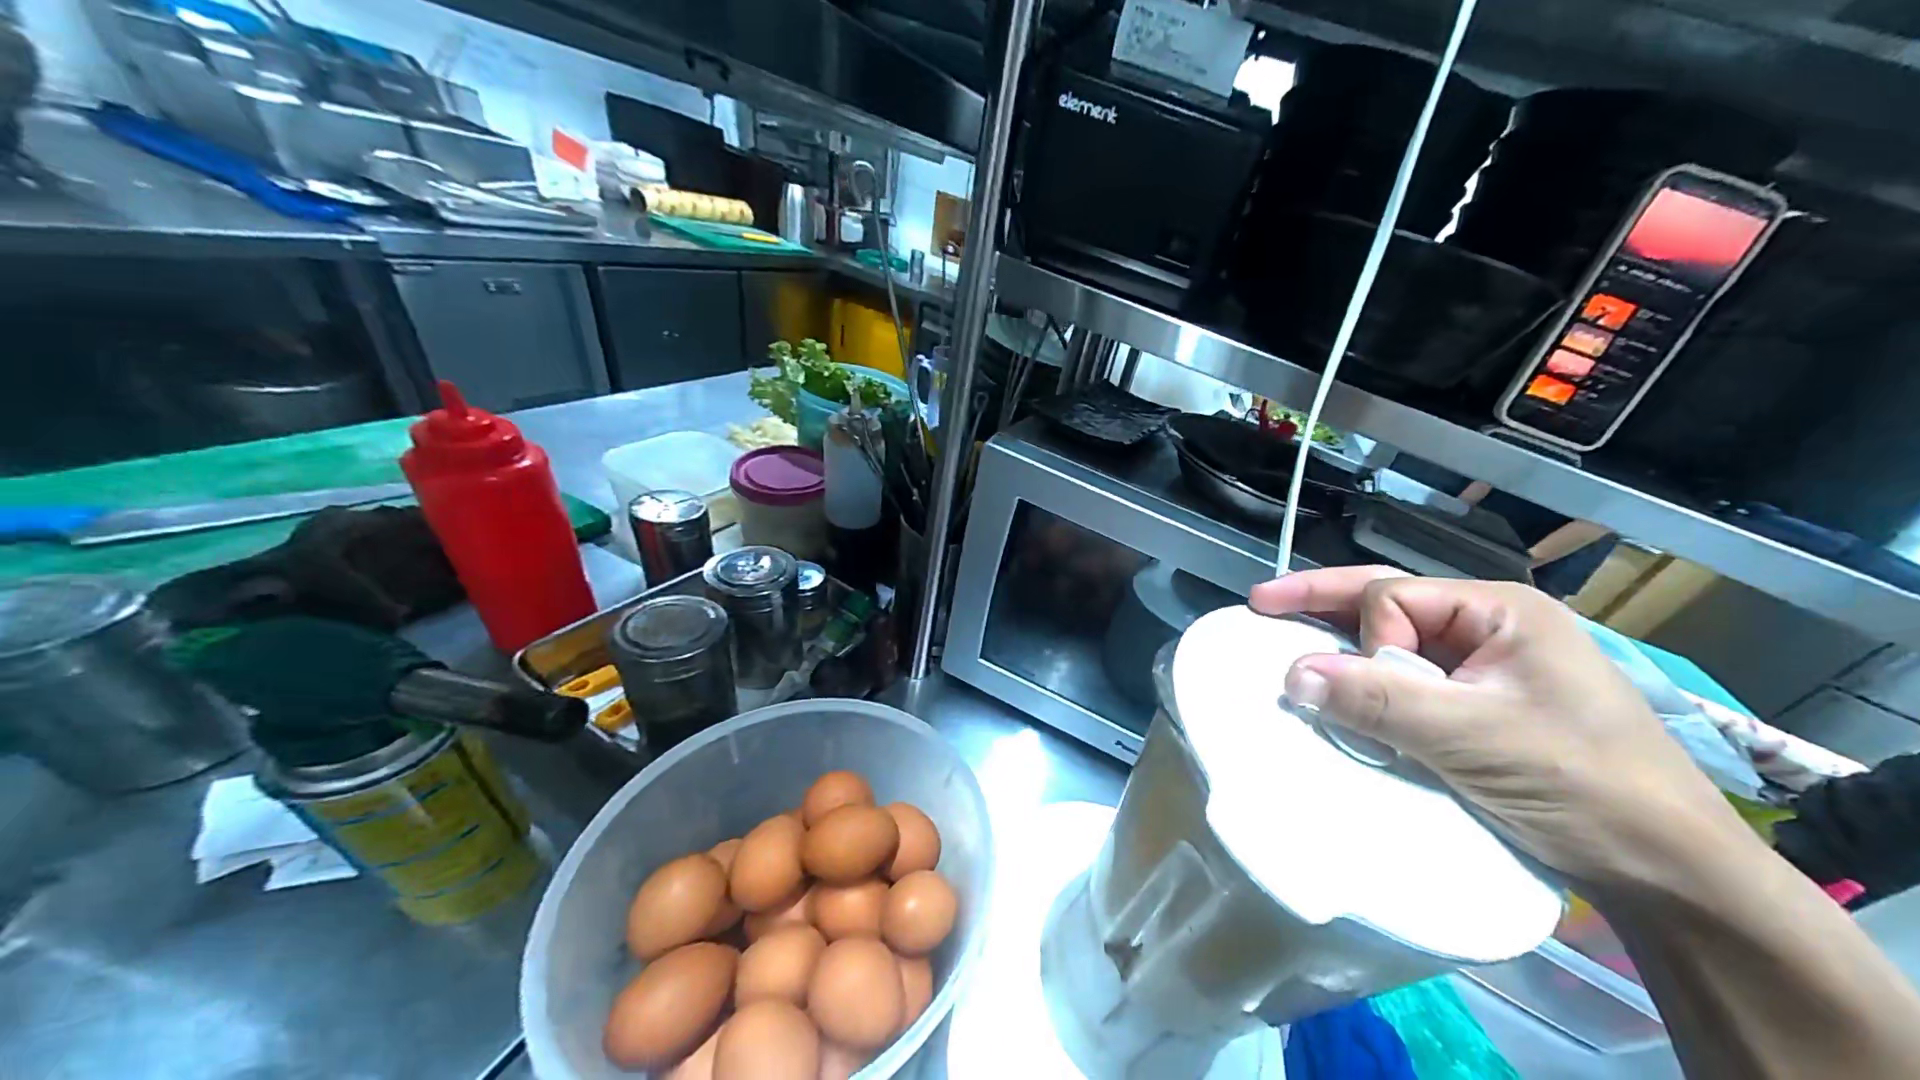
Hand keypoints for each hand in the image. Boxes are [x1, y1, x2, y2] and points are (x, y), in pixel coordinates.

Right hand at [1250, 566, 1757, 895]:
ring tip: (1295, 654)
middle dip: (1323, 606)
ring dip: (1344, 655)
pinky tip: (1340, 698)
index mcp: (1500, 611)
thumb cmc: (1582, 786)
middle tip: (1261, 604)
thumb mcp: (1474, 738)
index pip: (1395, 598)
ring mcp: (1483, 668)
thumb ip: (1378, 699)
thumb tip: (1290, 674)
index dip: (1367, 640)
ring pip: (1390, 645)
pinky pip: (1403, 684)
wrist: (1667, 873)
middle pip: (1387, 604)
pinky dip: (1366, 691)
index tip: (1374, 696)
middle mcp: (1488, 628)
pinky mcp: (1475, 707)